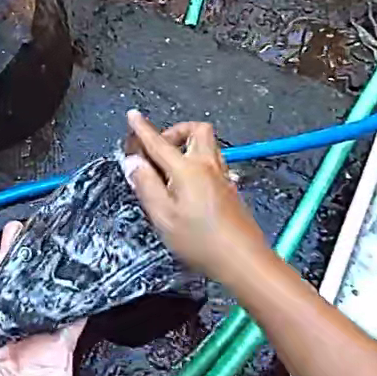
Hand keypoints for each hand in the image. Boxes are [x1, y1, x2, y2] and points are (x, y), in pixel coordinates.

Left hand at [0, 221, 85, 375]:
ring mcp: (34, 341)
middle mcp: (5, 336)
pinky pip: (68, 322)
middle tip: (14, 231)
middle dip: (9, 260)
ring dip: (40, 271)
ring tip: (44, 240)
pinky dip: (75, 301)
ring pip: (37, 298)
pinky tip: (79, 277)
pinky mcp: (60, 352)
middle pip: (7, 290)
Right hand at [122, 110, 271, 282]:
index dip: (143, 129)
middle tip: (160, 148)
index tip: (133, 116)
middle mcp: (207, 166)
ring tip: (172, 165)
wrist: (243, 259)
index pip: (159, 143)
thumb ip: (146, 185)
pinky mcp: (230, 189)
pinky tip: (190, 184)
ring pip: (208, 145)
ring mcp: (222, 177)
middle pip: (197, 130)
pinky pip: (214, 162)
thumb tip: (133, 162)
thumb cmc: (200, 240)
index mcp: (187, 170)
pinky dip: (198, 162)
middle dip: (176, 131)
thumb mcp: (163, 215)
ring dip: (189, 144)